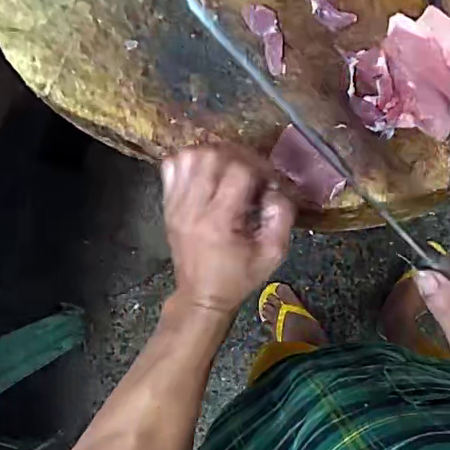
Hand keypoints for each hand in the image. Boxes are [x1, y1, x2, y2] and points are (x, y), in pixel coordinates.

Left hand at [160, 145, 293, 316]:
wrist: (200, 296)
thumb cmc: (239, 277)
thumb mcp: (273, 254)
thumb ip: (282, 217)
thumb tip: (276, 187)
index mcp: (219, 222)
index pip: (238, 171)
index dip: (259, 168)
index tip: (267, 181)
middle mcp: (192, 209)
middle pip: (210, 156)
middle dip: (237, 155)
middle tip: (250, 169)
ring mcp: (175, 205)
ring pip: (189, 156)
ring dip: (212, 154)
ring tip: (228, 167)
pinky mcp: (167, 205)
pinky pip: (171, 166)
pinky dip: (190, 161)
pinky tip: (205, 172)